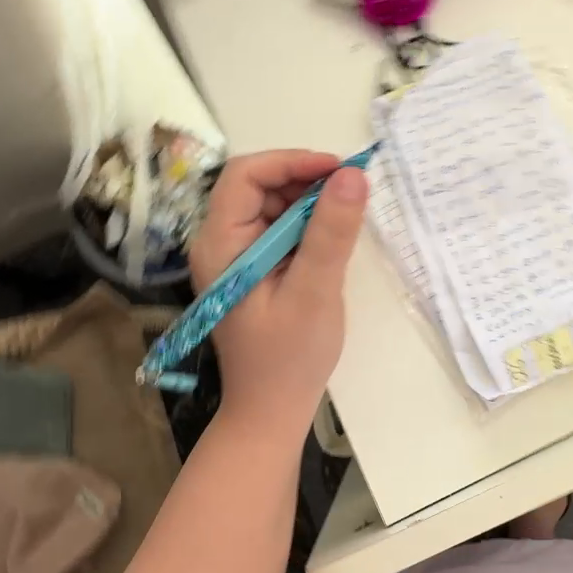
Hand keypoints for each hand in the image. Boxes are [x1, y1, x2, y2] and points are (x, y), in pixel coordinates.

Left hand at [189, 150, 367, 441]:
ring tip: (346, 215)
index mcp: (221, 243)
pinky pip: (278, 228)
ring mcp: (235, 255)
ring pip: (271, 203)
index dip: (292, 161)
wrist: (270, 410)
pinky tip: (332, 237)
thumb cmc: (288, 357)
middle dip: (304, 179)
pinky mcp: (253, 267)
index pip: (245, 175)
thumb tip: (352, 174)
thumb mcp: (314, 292)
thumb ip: (331, 232)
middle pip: (257, 185)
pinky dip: (307, 222)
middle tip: (351, 192)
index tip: (339, 170)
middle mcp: (220, 241)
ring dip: (309, 200)